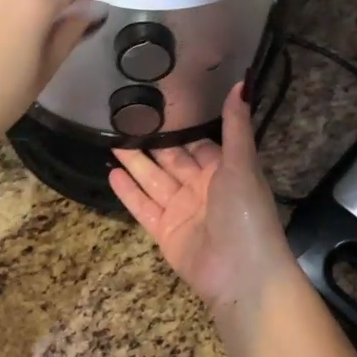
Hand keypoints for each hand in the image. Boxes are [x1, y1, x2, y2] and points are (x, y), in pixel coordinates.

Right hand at [110, 83, 292, 313]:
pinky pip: (143, 208)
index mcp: (224, 170)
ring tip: (111, 140)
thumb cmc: (246, 214)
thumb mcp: (241, 164)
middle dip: (151, 142)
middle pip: (171, 160)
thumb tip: (241, 81)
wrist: (243, 275)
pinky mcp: (165, 232)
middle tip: (124, 118)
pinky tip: (111, 174)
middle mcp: (202, 188)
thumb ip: (235, 125)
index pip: (197, 142)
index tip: (157, 103)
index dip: (179, 126)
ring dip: (134, 162)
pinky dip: (128, 193)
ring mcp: (182, 211)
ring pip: (153, 180)